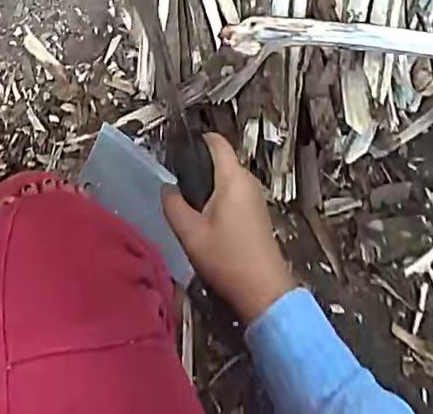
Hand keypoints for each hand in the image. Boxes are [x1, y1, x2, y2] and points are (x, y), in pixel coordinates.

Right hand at [162, 132, 294, 322]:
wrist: (264, 293)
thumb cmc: (228, 259)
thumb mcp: (190, 234)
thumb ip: (173, 205)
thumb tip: (167, 188)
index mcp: (232, 177)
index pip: (216, 141)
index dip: (198, 139)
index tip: (180, 148)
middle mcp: (248, 180)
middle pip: (222, 160)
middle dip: (201, 166)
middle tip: (179, 183)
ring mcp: (256, 197)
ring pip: (228, 178)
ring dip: (210, 185)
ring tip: (190, 203)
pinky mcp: (259, 213)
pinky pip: (236, 192)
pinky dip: (221, 198)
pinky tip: (208, 220)